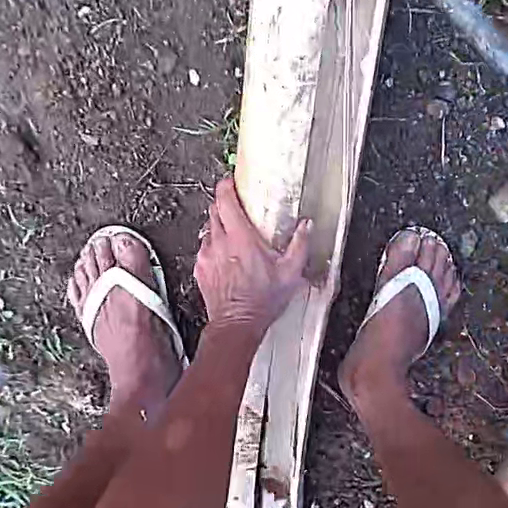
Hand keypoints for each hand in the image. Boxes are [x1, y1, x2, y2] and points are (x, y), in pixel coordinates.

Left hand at [195, 176, 314, 334]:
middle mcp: (219, 243)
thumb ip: (299, 245)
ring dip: (220, 228)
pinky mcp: (200, 269)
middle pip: (214, 211)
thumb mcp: (290, 273)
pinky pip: (205, 249)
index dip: (226, 187)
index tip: (231, 182)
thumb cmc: (261, 301)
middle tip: (238, 208)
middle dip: (224, 206)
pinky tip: (228, 259)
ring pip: (208, 230)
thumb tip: (306, 225)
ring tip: (235, 237)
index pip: (224, 200)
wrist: (237, 325)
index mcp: (240, 239)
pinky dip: (214, 248)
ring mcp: (206, 256)